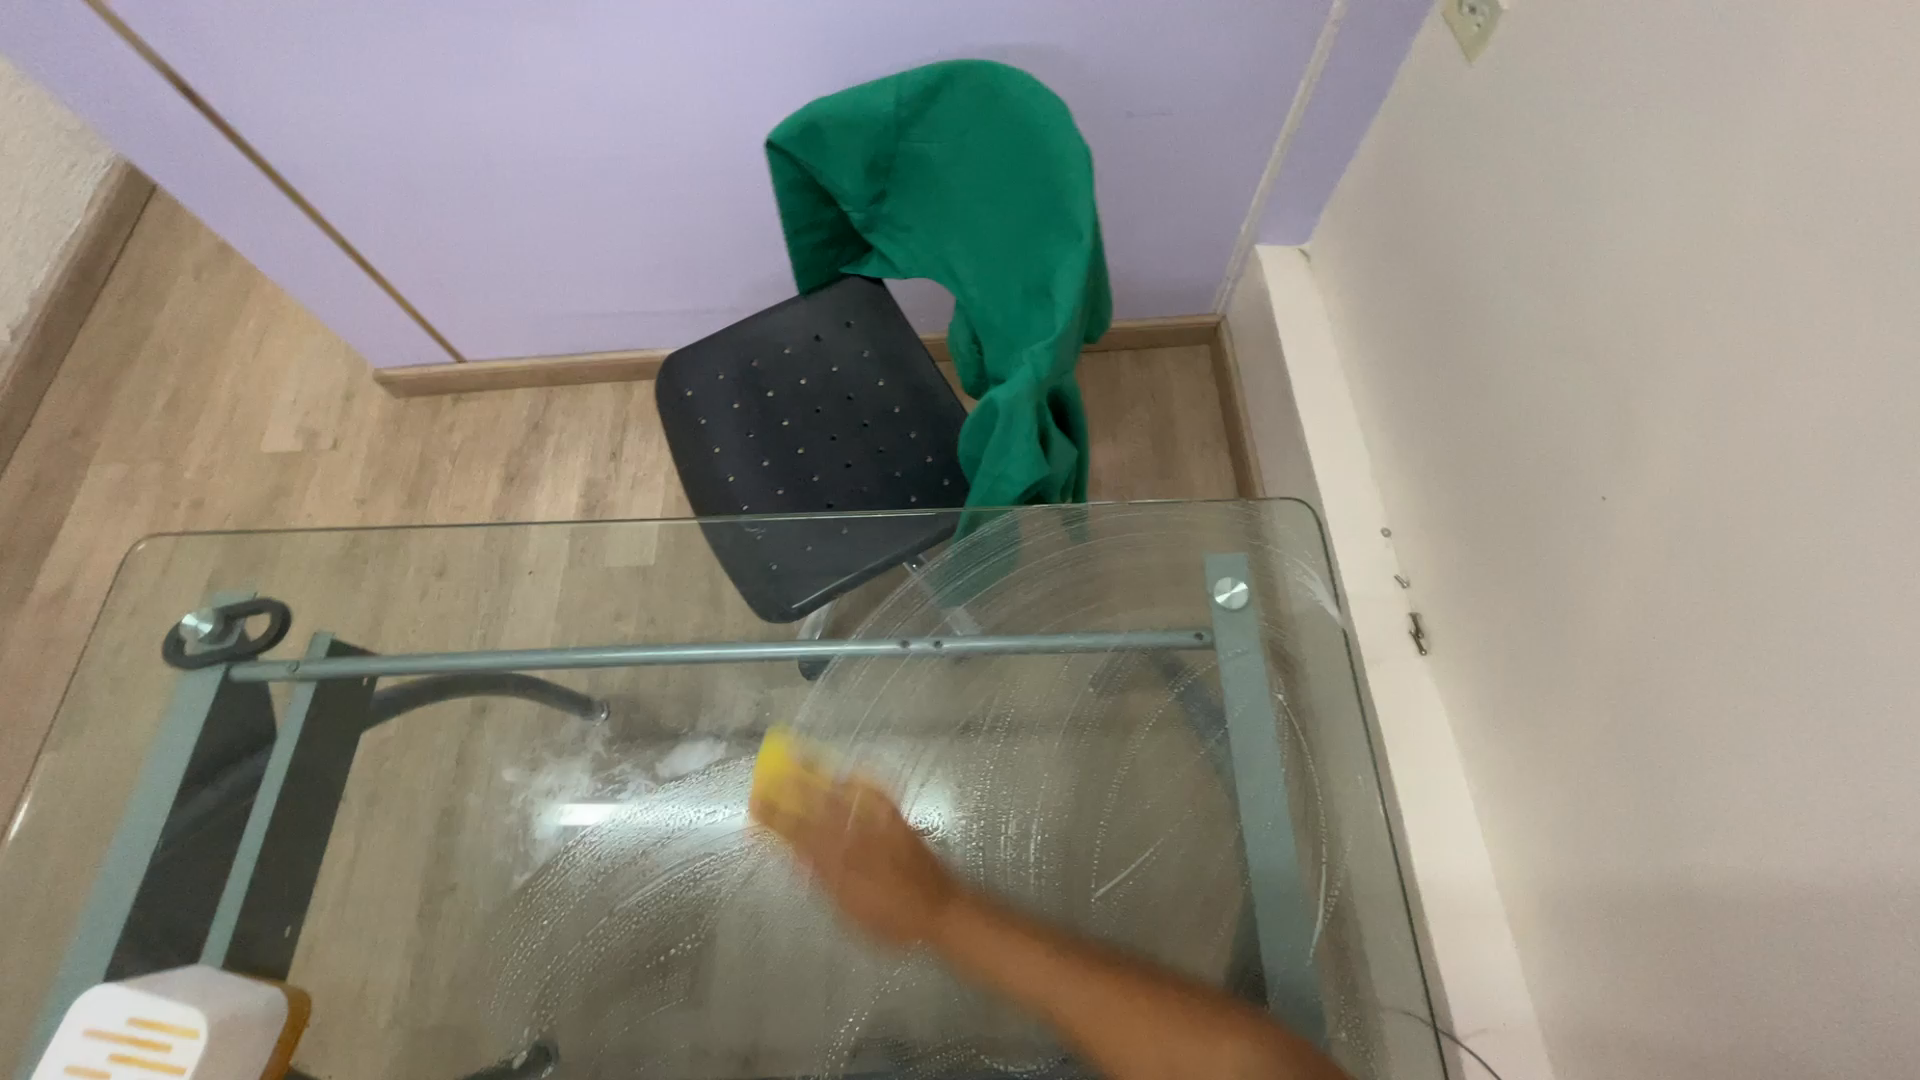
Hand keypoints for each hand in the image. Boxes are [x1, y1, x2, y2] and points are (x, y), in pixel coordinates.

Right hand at [753, 774, 961, 946]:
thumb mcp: (846, 908)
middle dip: (790, 788)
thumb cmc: (891, 918)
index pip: (798, 832)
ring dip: (817, 775)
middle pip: (816, 805)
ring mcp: (878, 822)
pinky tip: (846, 774)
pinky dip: (856, 780)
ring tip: (798, 758)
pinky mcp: (897, 816)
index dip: (775, 817)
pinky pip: (872, 791)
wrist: (940, 908)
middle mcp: (856, 835)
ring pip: (840, 793)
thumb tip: (797, 856)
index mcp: (839, 861)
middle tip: (768, 774)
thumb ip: (821, 878)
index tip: (756, 804)